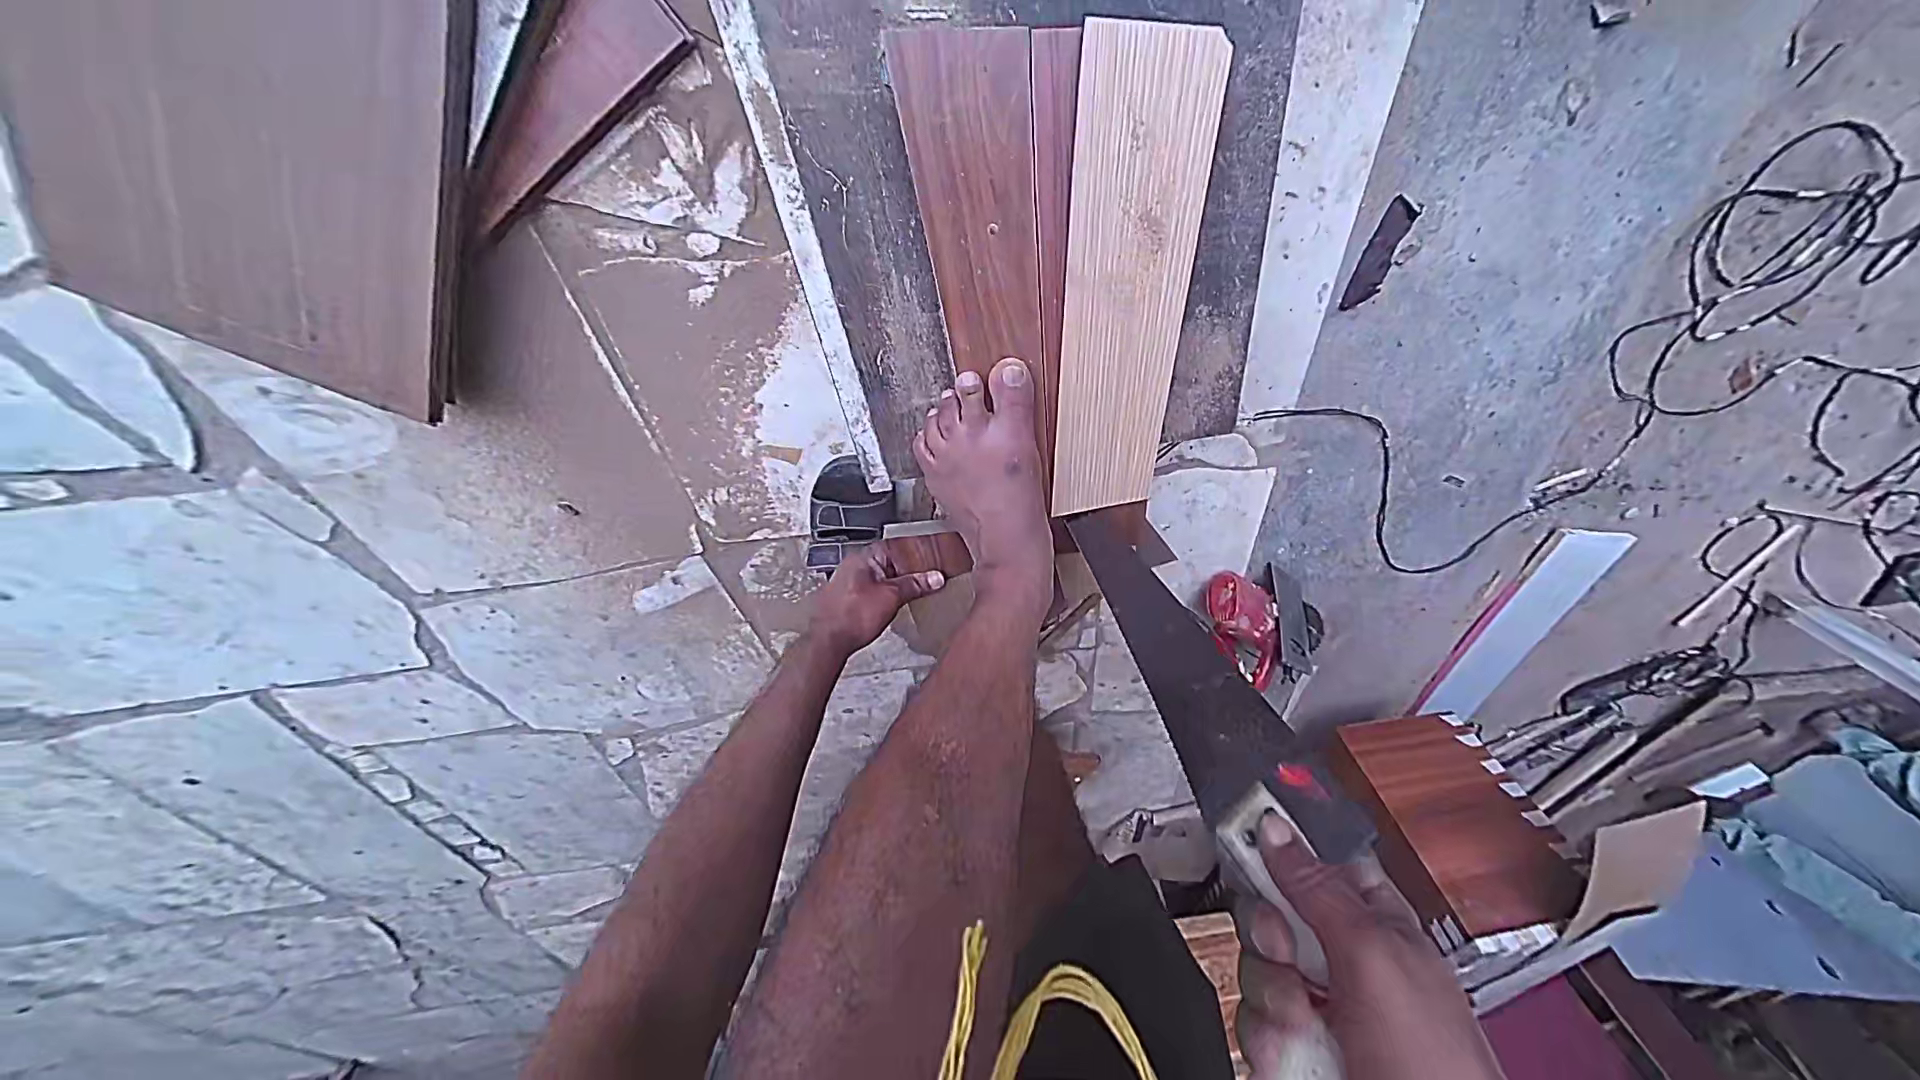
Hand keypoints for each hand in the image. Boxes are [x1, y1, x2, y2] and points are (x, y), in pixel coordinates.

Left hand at [805, 542, 945, 655]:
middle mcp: (854, 566)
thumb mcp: (891, 597)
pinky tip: (895, 603)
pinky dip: (886, 594)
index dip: (916, 553)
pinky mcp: (848, 599)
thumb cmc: (851, 617)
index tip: (932, 561)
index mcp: (864, 557)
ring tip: (917, 590)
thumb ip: (914, 585)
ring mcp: (849, 583)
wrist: (828, 641)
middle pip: (889, 562)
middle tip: (929, 577)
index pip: (896, 547)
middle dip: (909, 570)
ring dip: (898, 583)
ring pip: (881, 577)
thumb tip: (934, 577)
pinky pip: (873, 590)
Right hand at [1233, 813, 1503, 1079]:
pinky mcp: (1287, 1041)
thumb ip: (1318, 888)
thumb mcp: (1375, 958)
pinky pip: (1247, 1013)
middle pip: (1266, 906)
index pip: (1311, 858)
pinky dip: (1268, 1035)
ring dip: (1271, 993)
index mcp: (1371, 921)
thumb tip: (1274, 827)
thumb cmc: (1436, 1067)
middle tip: (1289, 951)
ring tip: (1308, 1020)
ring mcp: (1311, 1000)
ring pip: (1251, 961)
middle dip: (1267, 931)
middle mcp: (1336, 957)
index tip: (1246, 832)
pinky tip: (1300, 1051)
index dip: (1279, 845)